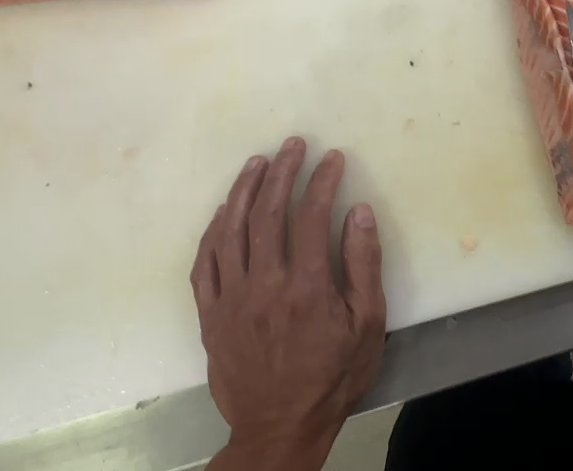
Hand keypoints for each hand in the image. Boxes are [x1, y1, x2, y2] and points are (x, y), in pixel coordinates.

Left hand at [192, 137, 386, 470]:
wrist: (280, 427)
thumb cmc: (334, 373)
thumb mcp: (368, 323)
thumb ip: (363, 265)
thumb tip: (358, 212)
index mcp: (306, 287)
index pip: (310, 217)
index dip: (321, 181)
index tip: (332, 157)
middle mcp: (263, 286)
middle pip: (267, 215)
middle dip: (282, 173)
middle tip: (293, 144)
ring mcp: (230, 301)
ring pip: (230, 233)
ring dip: (244, 191)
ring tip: (256, 162)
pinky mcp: (210, 317)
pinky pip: (204, 266)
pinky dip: (212, 232)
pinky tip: (224, 211)